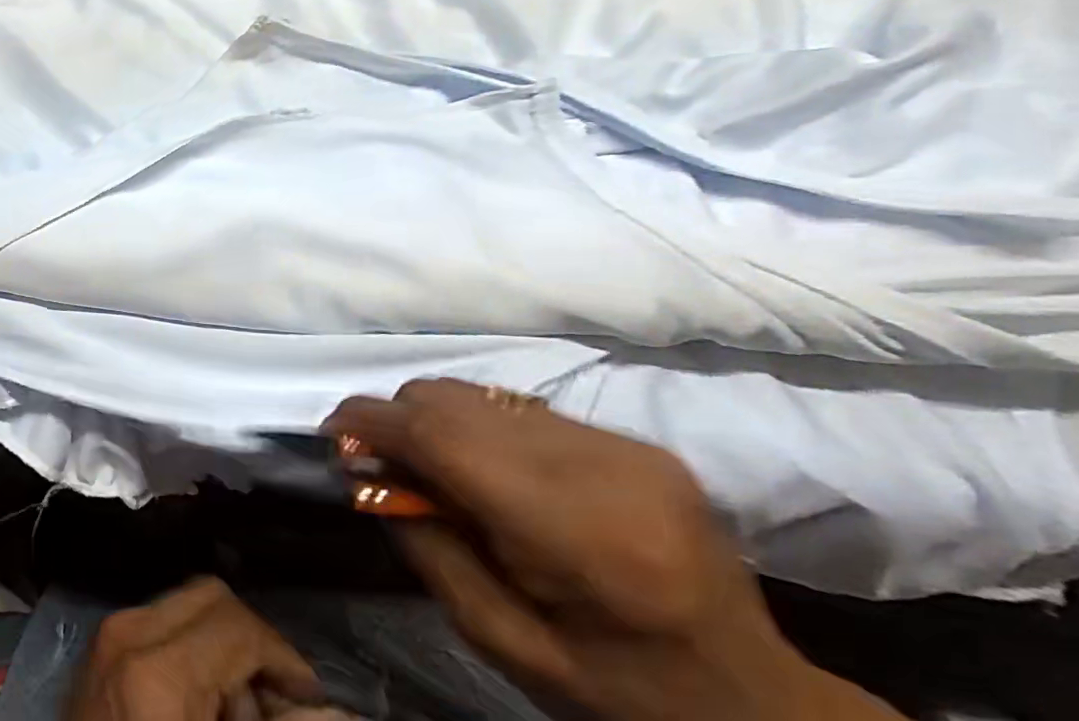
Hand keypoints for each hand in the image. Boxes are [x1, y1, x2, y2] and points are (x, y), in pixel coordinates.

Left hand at [69, 577, 324, 720]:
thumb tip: (339, 711)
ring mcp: (105, 639)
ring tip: (234, 706)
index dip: (283, 656)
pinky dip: (190, 648)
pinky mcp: (97, 652)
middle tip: (273, 696)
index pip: (238, 624)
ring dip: (221, 643)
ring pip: (185, 604)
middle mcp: (127, 634)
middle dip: (251, 640)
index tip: (308, 692)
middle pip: (211, 597)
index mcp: (156, 668)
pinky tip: (200, 699)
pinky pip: (158, 623)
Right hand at [325, 379, 905, 720]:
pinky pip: (522, 410)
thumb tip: (371, 473)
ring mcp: (628, 445)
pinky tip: (480, 469)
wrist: (754, 702)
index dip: (378, 422)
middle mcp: (606, 466)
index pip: (450, 440)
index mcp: (580, 534)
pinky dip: (479, 426)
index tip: (332, 428)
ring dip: (437, 419)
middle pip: (462, 402)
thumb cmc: (616, 695)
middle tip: (372, 458)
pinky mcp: (636, 439)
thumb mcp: (504, 644)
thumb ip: (430, 548)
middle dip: (399, 417)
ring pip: (487, 395)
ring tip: (424, 465)